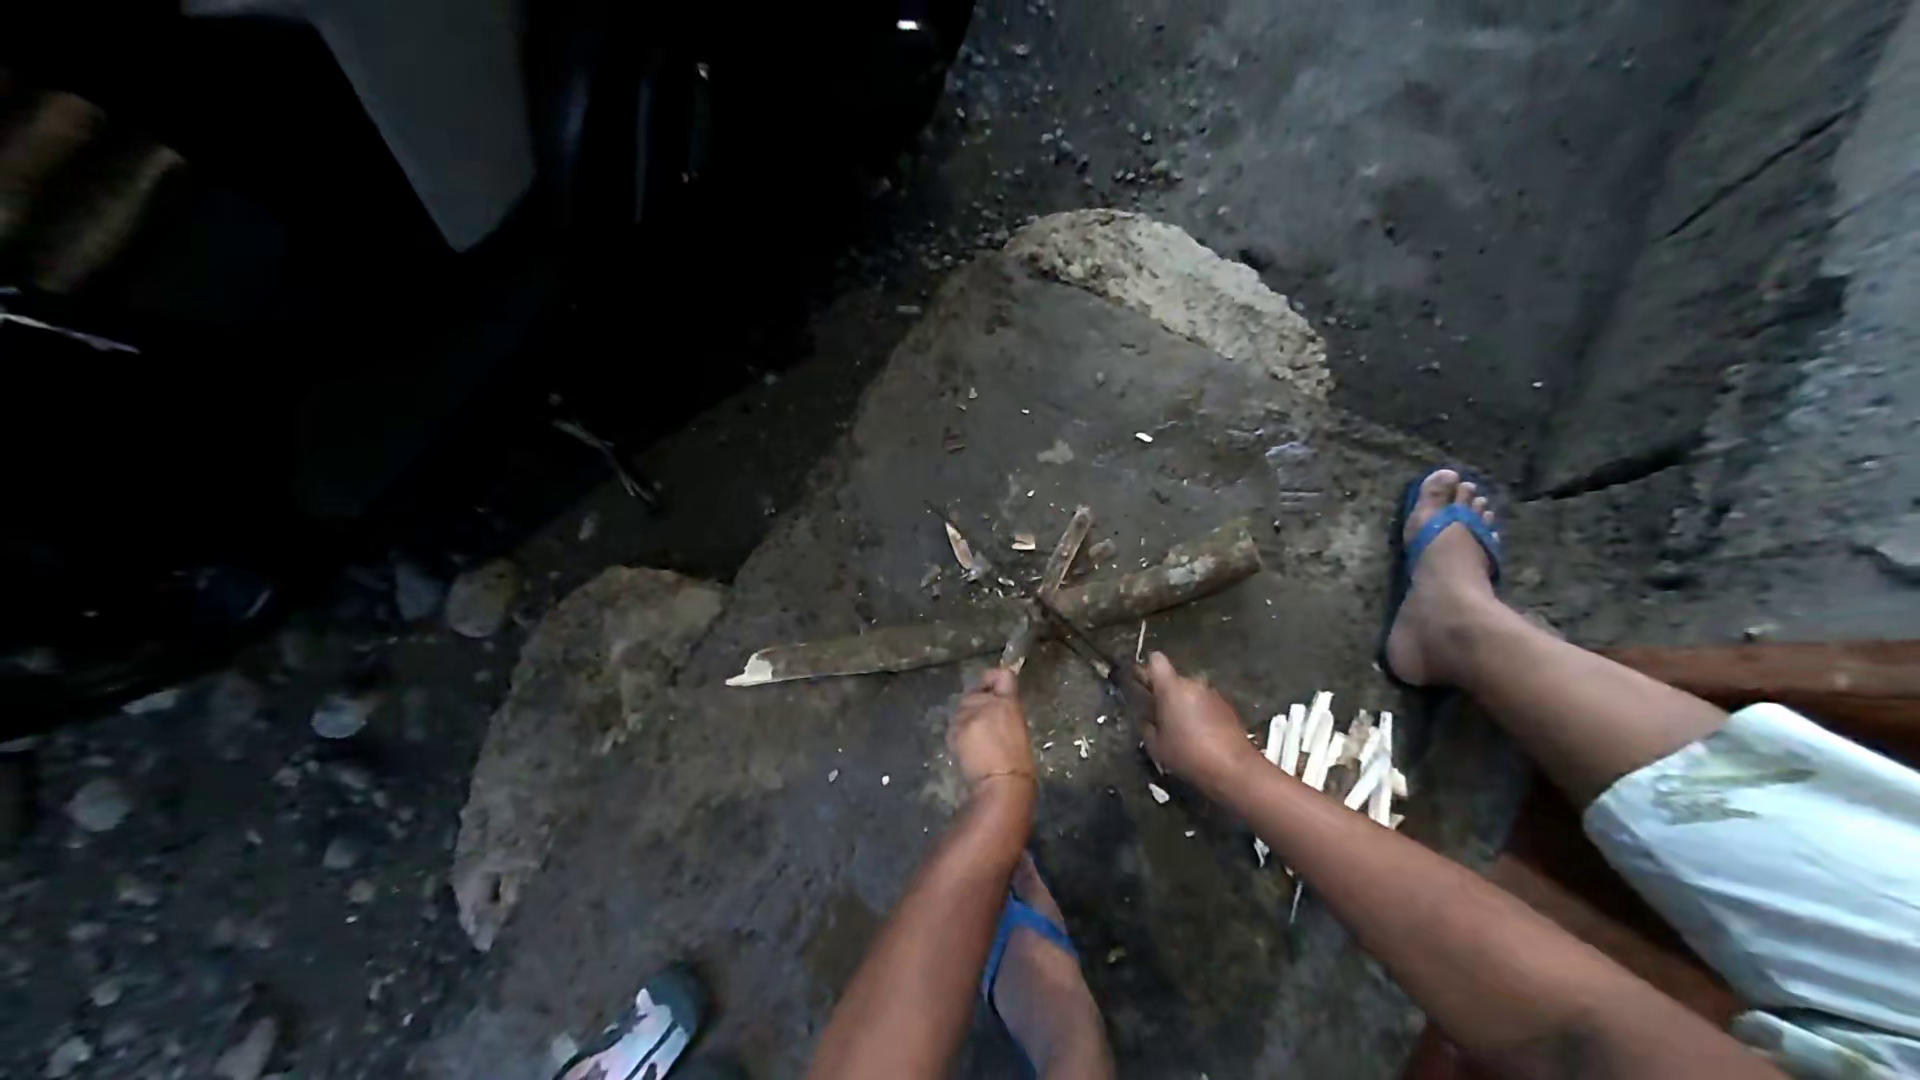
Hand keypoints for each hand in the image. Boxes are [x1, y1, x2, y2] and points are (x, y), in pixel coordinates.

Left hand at [948, 668, 1034, 791]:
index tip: (993, 687)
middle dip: (977, 701)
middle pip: (976, 691)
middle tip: (984, 720)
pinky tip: (968, 744)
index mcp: (1009, 702)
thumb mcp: (1018, 726)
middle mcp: (986, 702)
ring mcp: (968, 715)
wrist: (1001, 782)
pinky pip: (955, 723)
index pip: (1001, 675)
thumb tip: (998, 697)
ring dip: (967, 715)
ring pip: (962, 706)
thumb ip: (1007, 706)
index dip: (994, 679)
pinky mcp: (955, 729)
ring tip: (976, 735)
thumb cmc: (1018, 761)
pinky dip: (960, 729)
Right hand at [1136, 652, 1259, 789]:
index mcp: (1171, 687)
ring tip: (1181, 728)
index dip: (1146, 669)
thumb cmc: (1187, 754)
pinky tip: (1200, 735)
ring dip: (1184, 704)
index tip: (1142, 684)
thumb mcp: (1155, 745)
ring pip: (1190, 692)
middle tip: (1160, 715)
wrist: (1234, 769)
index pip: (1155, 660)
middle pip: (1173, 679)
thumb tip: (1147, 718)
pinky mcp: (1227, 707)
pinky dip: (1200, 713)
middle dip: (1166, 693)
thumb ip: (1146, 725)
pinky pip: (1205, 703)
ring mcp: (1212, 694)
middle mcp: (1192, 683)